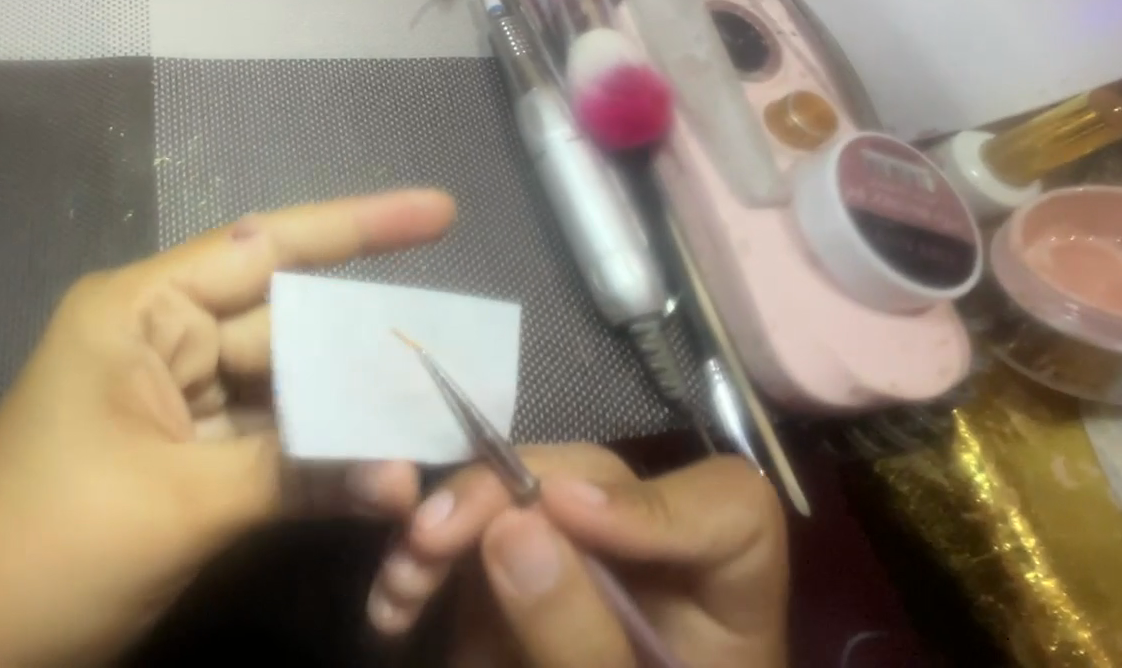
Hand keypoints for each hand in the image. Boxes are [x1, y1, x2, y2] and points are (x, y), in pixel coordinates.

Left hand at [0, 190, 455, 667]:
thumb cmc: (52, 550)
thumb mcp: (179, 503)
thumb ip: (298, 474)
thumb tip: (407, 475)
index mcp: (139, 310)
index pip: (262, 248)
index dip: (356, 225)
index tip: (440, 210)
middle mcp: (158, 335)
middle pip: (283, 320)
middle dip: (365, 338)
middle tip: (458, 343)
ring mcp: (172, 395)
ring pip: (282, 382)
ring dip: (349, 401)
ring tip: (439, 404)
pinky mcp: (183, 451)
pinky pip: (267, 434)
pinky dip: (320, 448)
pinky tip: (383, 458)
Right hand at [368, 447, 787, 666]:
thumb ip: (580, 640)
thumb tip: (512, 524)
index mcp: (720, 609)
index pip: (729, 513)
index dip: (652, 503)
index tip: (561, 514)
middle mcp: (650, 566)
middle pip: (593, 481)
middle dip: (500, 493)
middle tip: (429, 535)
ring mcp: (576, 565)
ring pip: (515, 494)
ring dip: (445, 524)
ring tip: (399, 582)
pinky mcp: (512, 580)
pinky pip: (468, 538)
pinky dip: (424, 560)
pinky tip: (392, 605)